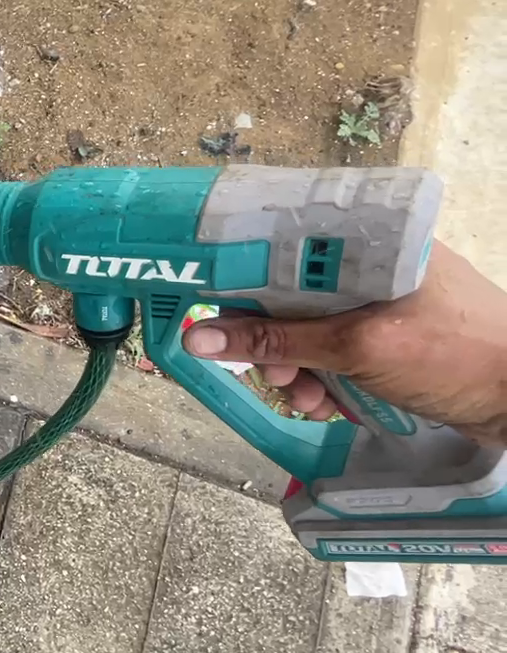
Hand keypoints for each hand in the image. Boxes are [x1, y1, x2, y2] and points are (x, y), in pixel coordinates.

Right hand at [183, 242, 506, 444]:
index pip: (285, 252)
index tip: (216, 314)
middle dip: (269, 343)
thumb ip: (274, 342)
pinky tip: (325, 403)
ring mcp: (381, 307)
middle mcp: (374, 272)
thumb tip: (192, 336)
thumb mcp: (357, 349)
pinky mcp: (386, 339)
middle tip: (271, 375)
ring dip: (291, 370)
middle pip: (286, 298)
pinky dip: (317, 380)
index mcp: (377, 250)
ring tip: (306, 400)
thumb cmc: (459, 359)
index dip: (243, 282)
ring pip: (302, 332)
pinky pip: (327, 352)